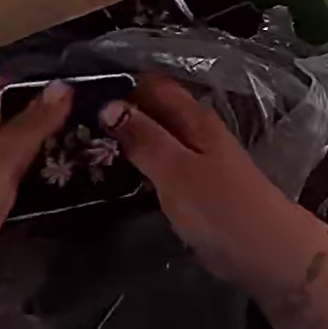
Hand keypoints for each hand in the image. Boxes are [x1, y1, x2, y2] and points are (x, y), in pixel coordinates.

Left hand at [0, 74, 70, 328]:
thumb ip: (30, 127)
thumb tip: (62, 84)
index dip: (26, 85)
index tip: (71, 91)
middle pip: (4, 133)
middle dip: (45, 129)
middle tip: (96, 132)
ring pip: (8, 173)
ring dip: (42, 168)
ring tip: (94, 165)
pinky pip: (4, 210)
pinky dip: (30, 205)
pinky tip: (61, 206)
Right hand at [97, 73, 309, 287]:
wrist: (261, 247)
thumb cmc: (220, 205)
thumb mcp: (177, 170)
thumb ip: (146, 139)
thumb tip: (109, 104)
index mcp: (196, 119)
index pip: (156, 86)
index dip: (123, 81)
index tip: (79, 87)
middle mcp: (197, 132)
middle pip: (154, 110)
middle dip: (118, 109)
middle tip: (65, 118)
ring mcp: (196, 159)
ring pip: (155, 136)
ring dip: (124, 136)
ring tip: (76, 140)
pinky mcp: (192, 185)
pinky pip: (158, 162)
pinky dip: (135, 160)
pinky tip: (109, 171)